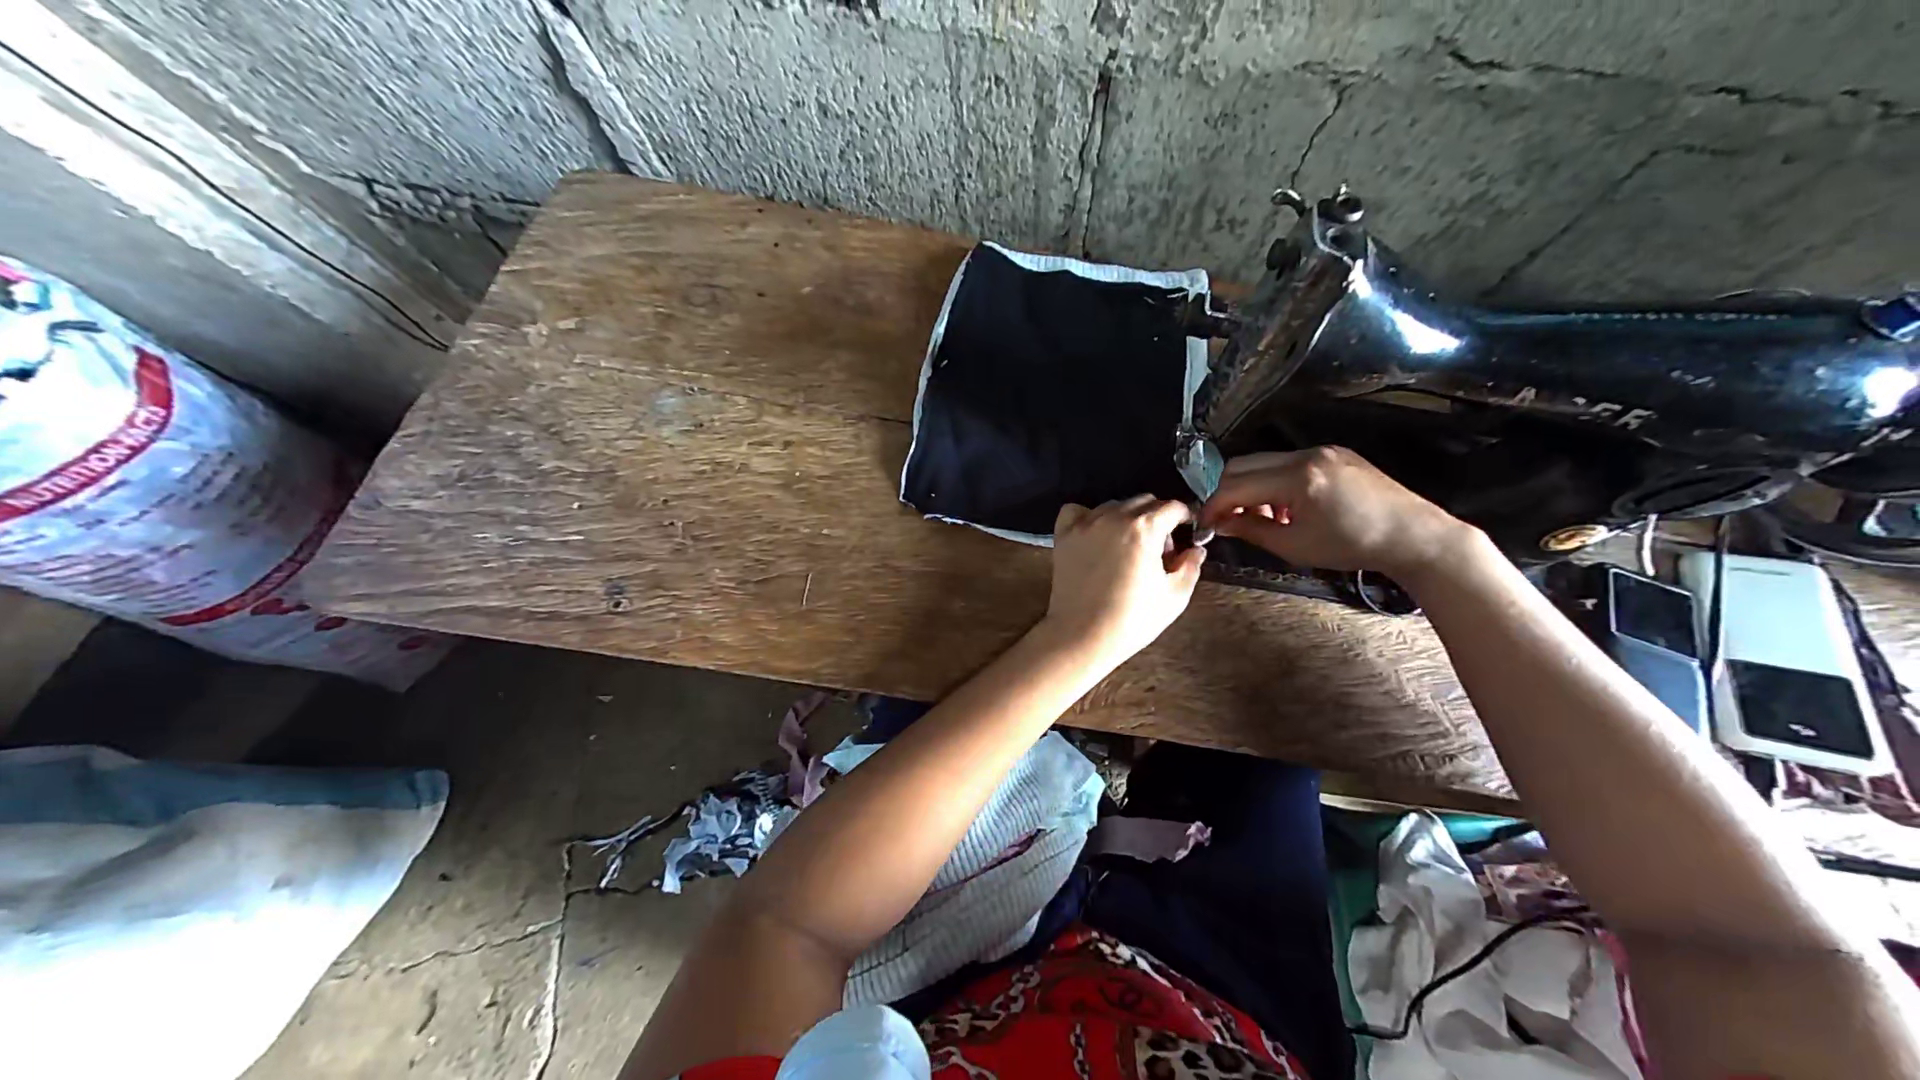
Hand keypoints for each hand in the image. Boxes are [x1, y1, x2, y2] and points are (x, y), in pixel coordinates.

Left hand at [1041, 495, 1204, 668]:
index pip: (1172, 507)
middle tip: (1158, 549)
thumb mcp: (1175, 596)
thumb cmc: (1133, 620)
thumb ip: (1190, 565)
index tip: (1185, 533)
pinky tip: (1096, 536)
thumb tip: (1195, 549)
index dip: (1184, 518)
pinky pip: (1077, 510)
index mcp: (1145, 529)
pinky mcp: (1063, 535)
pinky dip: (1089, 517)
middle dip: (1157, 519)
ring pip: (1114, 505)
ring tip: (1128, 547)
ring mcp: (1085, 524)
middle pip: (1144, 502)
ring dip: (1126, 518)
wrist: (1082, 636)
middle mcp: (1114, 517)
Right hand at [1199, 447, 1473, 580]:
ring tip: (1258, 519)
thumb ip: (1251, 530)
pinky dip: (1273, 483)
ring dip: (1250, 487)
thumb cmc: (1355, 546)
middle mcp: (1307, 454)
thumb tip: (1220, 524)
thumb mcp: (1295, 546)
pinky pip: (1288, 463)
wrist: (1414, 536)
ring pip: (1264, 462)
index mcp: (1297, 478)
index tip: (1204, 524)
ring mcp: (1322, 450)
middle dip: (1226, 492)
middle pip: (1243, 465)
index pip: (1236, 485)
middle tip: (1223, 520)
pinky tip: (1284, 508)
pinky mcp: (1334, 454)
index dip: (1213, 505)